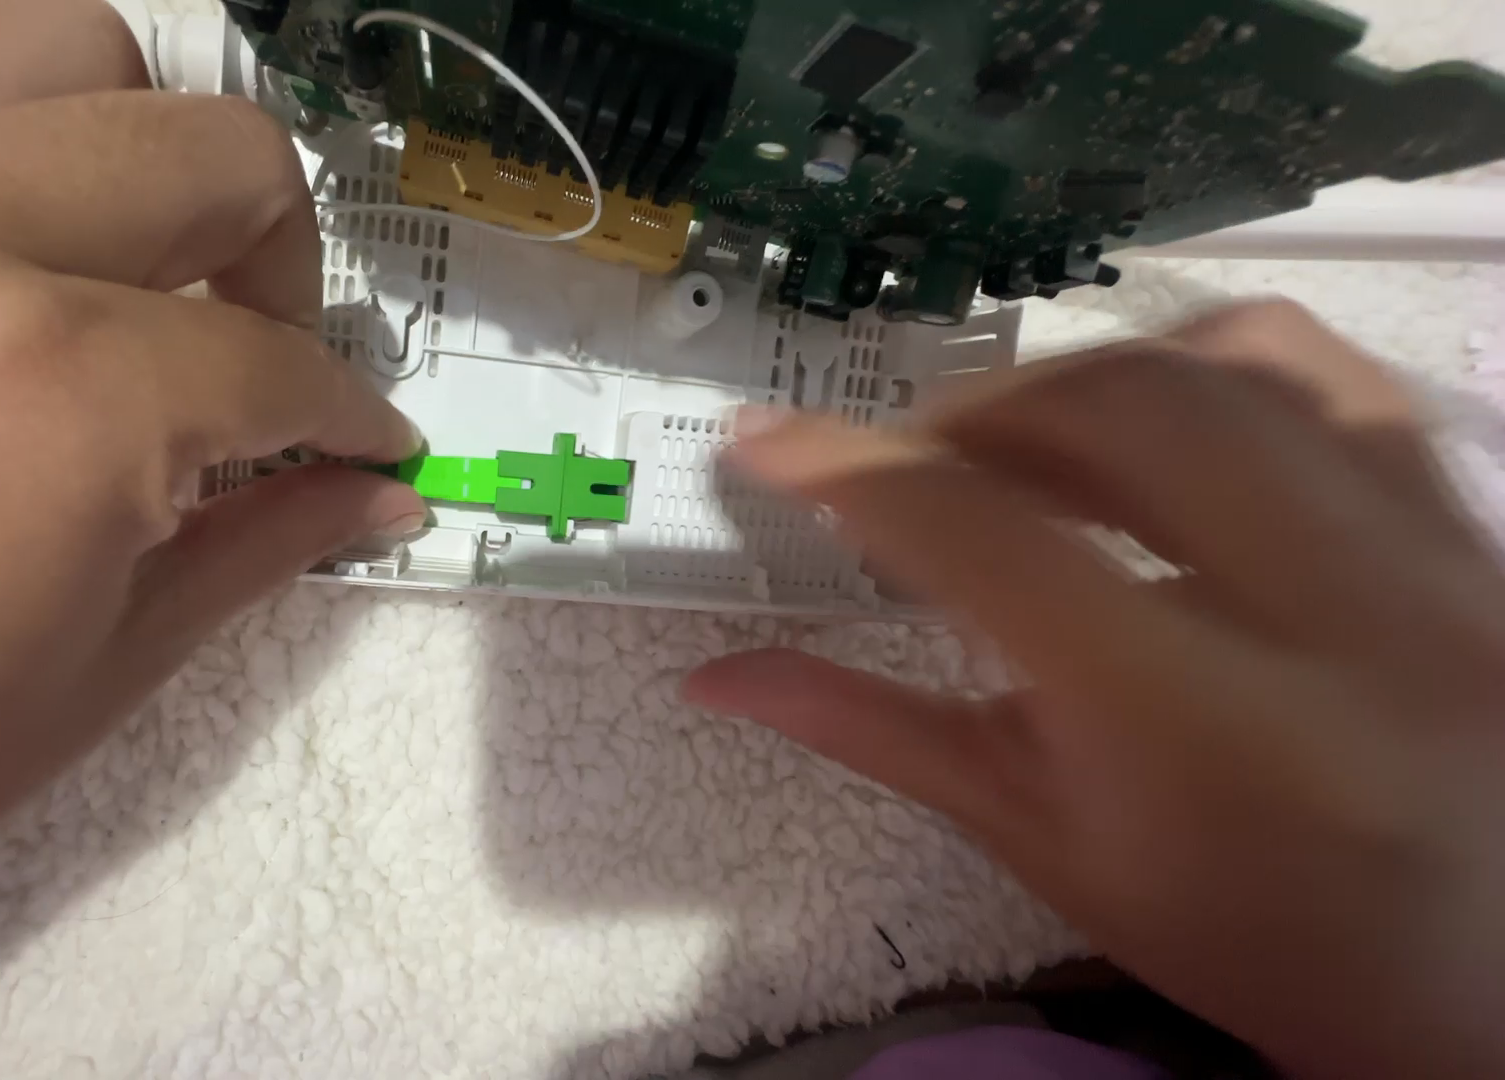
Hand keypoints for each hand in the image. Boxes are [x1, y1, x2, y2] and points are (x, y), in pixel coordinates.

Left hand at [0, 0, 421, 1066]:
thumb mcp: (117, 662)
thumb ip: (280, 537)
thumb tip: (394, 490)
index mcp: (51, 394)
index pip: (281, 366)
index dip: (353, 414)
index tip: (375, 445)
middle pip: (219, 152)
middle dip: (282, 268)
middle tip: (261, 359)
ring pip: (69, 38)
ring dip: (144, 155)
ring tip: (134, 268)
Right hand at [688, 302, 1504, 1079]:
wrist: (1492, 981)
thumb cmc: (1228, 925)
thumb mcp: (1024, 832)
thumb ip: (864, 729)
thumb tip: (712, 677)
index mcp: (1198, 728)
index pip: (984, 542)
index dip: (850, 471)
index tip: (760, 438)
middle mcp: (1345, 616)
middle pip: (1115, 410)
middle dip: (965, 415)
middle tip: (899, 466)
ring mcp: (1441, 553)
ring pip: (1223, 363)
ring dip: (1063, 386)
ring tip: (1001, 450)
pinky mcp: (1474, 520)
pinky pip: (1321, 371)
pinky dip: (1187, 366)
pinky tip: (1128, 429)